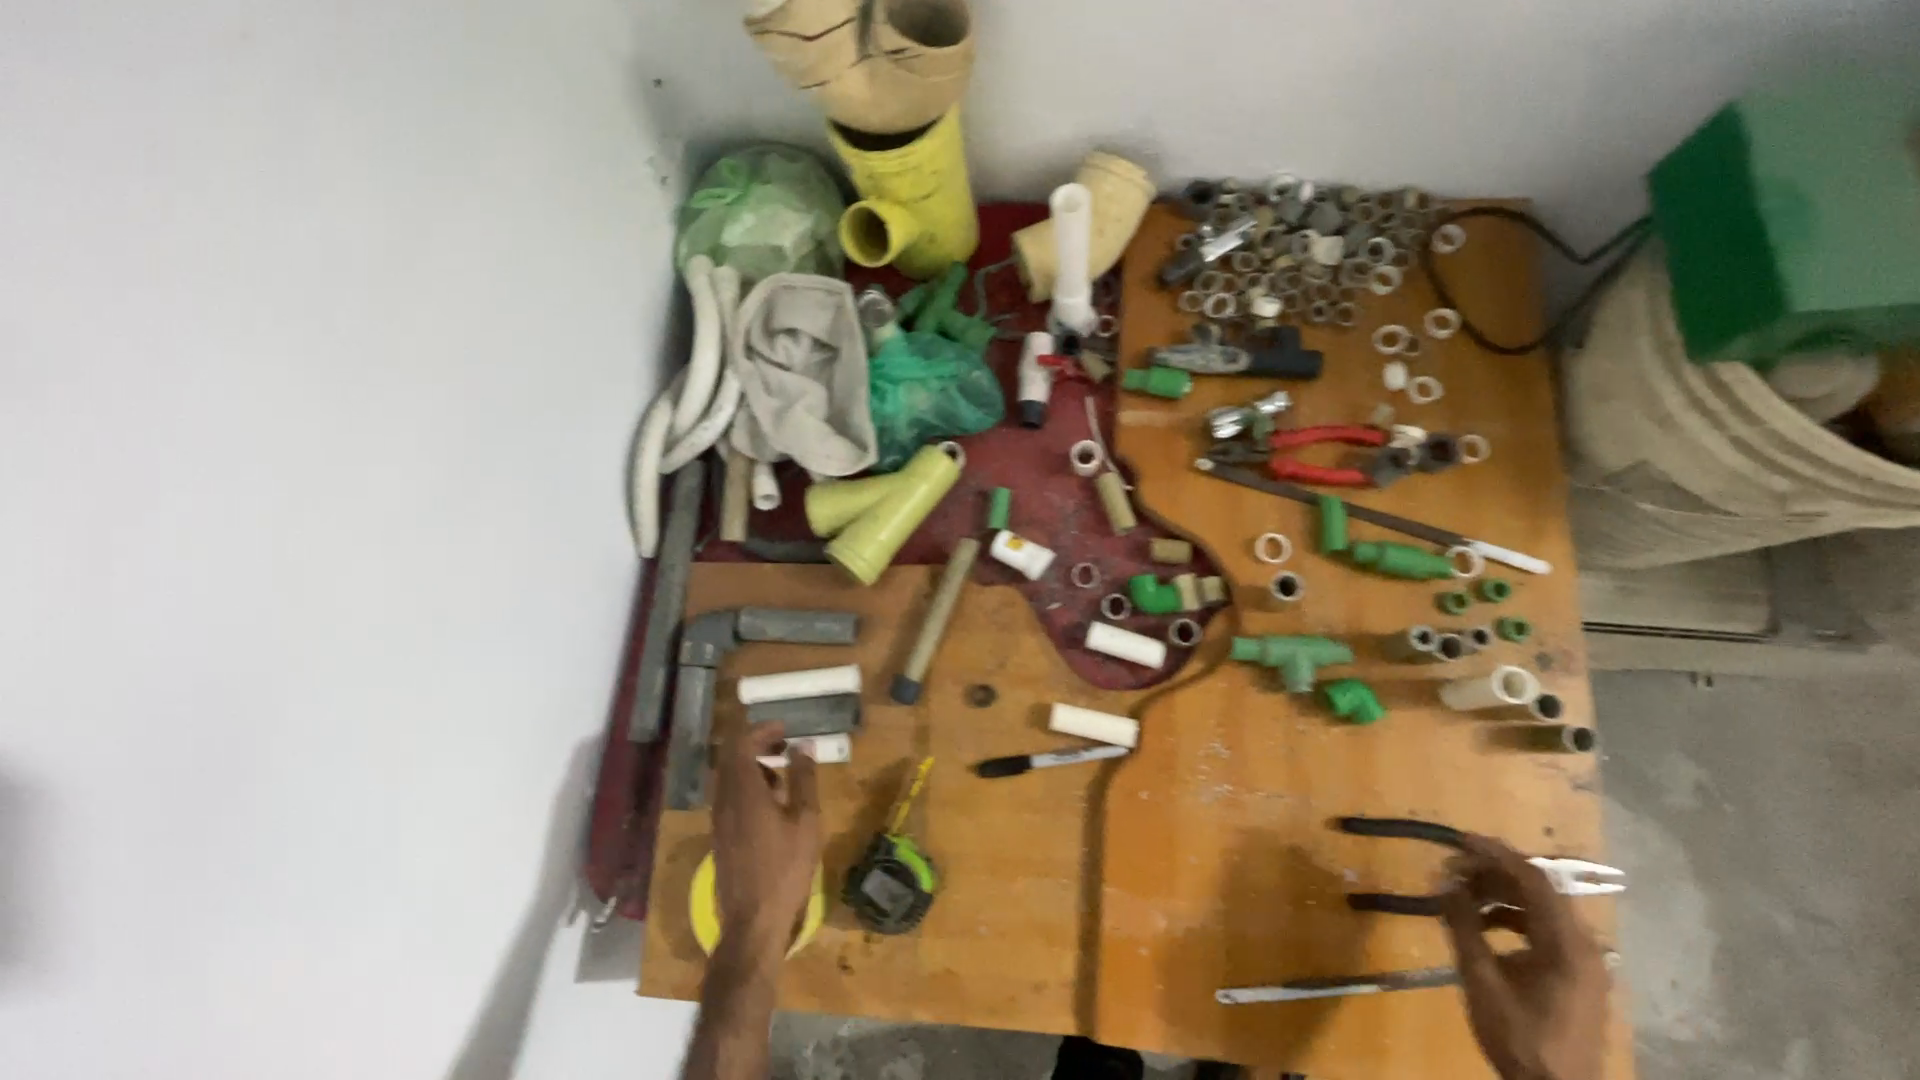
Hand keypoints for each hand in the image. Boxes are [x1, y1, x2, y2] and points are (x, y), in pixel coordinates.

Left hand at [710, 723, 821, 965]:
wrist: (753, 920)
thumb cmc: (786, 868)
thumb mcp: (805, 820)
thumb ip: (804, 779)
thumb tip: (803, 745)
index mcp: (743, 792)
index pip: (741, 744)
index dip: (762, 730)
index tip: (785, 728)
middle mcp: (724, 801)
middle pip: (732, 759)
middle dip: (757, 745)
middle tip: (786, 745)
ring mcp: (719, 820)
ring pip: (730, 780)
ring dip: (753, 767)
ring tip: (784, 774)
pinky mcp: (720, 837)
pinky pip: (730, 799)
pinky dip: (748, 788)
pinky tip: (773, 805)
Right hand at [1441, 834, 1609, 1079]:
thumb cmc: (1519, 1036)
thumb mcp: (1481, 979)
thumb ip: (1462, 925)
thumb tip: (1442, 880)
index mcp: (1568, 943)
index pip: (1534, 879)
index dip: (1495, 854)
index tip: (1458, 841)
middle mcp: (1584, 946)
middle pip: (1539, 891)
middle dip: (1492, 874)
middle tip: (1450, 871)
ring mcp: (1584, 962)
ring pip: (1540, 910)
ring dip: (1499, 896)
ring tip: (1460, 897)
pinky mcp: (1576, 977)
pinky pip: (1544, 931)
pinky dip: (1511, 920)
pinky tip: (1482, 928)